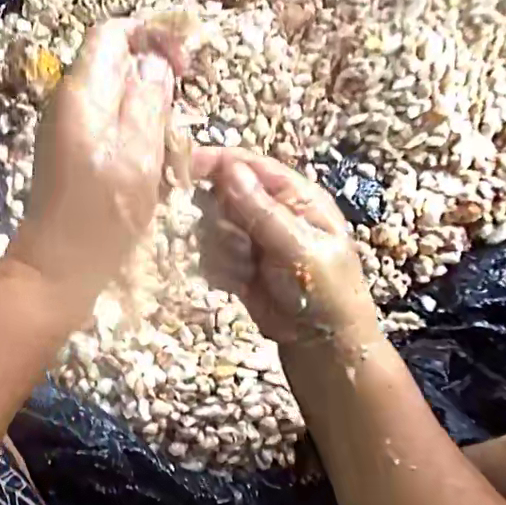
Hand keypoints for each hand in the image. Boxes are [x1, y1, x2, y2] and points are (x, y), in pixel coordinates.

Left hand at [4, 19, 180, 307]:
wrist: (58, 269)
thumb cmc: (101, 216)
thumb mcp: (138, 153)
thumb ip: (149, 100)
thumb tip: (155, 61)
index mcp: (81, 92)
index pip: (113, 33)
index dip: (152, 37)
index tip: (184, 69)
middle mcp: (68, 104)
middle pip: (117, 67)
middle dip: (154, 85)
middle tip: (177, 123)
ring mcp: (68, 133)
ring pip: (118, 102)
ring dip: (149, 118)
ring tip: (167, 153)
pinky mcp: (73, 159)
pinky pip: (111, 132)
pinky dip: (136, 141)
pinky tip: (151, 171)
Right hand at [195, 147, 380, 345]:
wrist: (322, 342)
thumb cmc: (325, 290)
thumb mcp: (298, 247)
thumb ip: (262, 210)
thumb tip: (228, 169)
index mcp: (293, 195)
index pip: (246, 165)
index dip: (213, 162)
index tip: (180, 168)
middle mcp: (267, 211)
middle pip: (221, 196)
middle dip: (217, 218)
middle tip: (232, 243)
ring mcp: (249, 238)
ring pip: (211, 229)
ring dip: (221, 250)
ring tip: (246, 270)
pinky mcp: (235, 264)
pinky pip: (209, 256)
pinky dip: (218, 269)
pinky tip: (240, 282)